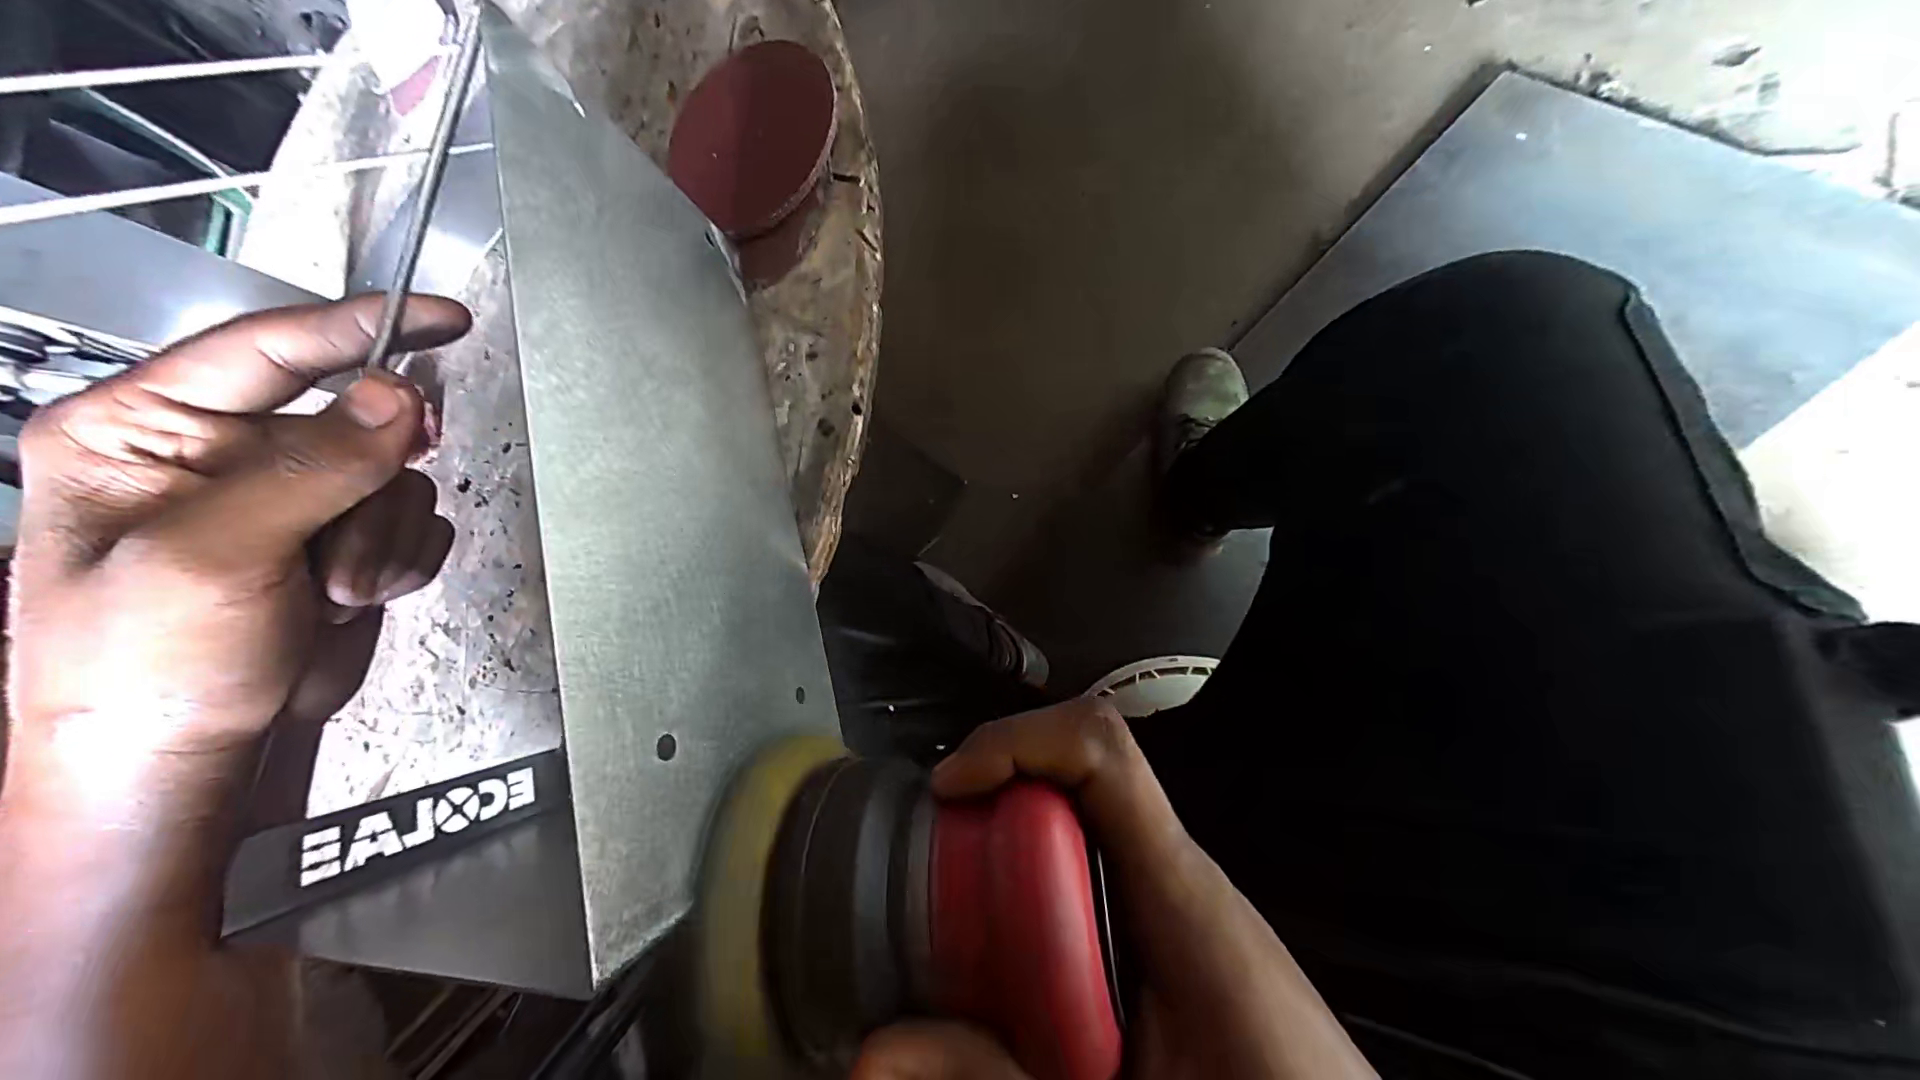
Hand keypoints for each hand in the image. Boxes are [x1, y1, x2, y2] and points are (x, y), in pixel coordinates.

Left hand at [0, 294, 470, 1079]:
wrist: (188, 754)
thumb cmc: (152, 658)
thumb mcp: (217, 552)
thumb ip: (313, 466)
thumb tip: (402, 397)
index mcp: (151, 430)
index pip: (272, 348)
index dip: (363, 326)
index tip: (445, 317)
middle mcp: (230, 456)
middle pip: (358, 423)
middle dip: (373, 480)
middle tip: (361, 520)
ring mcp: (298, 502)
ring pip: (400, 480)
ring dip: (385, 538)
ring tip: (335, 590)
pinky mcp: (348, 542)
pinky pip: (418, 522)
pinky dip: (404, 558)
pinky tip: (361, 593)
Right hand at [854, 698, 1376, 1079]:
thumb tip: (876, 1051)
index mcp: (1180, 889)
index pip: (1101, 748)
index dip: (1016, 741)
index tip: (949, 789)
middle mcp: (1178, 869)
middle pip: (1075, 768)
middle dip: (995, 788)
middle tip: (933, 853)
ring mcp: (1177, 892)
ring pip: (1080, 812)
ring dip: (1011, 833)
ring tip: (959, 902)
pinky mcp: (1172, 922)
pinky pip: (1095, 859)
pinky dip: (1037, 876)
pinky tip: (1016, 951)